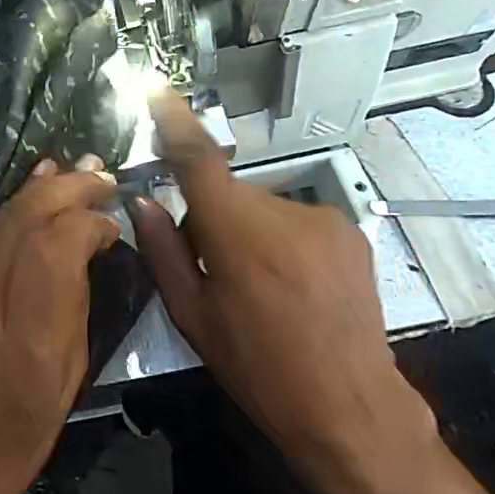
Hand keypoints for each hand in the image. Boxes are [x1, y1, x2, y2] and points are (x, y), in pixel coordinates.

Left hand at [0, 157, 118, 493]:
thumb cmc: (17, 437)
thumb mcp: (69, 378)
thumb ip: (75, 304)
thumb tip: (87, 243)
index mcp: (23, 345)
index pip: (52, 250)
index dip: (87, 223)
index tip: (112, 226)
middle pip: (24, 221)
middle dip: (69, 189)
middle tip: (104, 177)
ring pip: (1, 219)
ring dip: (44, 189)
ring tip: (82, 171)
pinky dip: (18, 208)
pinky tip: (40, 188)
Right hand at [129, 95, 436, 479]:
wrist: (347, 401)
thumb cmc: (260, 369)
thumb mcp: (196, 319)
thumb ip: (166, 253)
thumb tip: (144, 204)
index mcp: (237, 230)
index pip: (199, 159)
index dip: (176, 123)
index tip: (160, 92)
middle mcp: (284, 209)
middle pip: (233, 195)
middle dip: (216, 220)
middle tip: (217, 273)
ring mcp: (324, 217)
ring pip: (267, 210)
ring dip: (254, 233)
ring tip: (265, 289)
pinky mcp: (350, 230)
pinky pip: (300, 221)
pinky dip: (287, 241)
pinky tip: (298, 286)